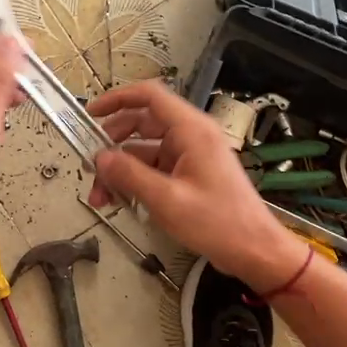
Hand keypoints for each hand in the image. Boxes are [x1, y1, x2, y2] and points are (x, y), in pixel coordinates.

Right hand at [88, 82, 307, 291]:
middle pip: (142, 124)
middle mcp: (191, 136)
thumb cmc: (218, 223)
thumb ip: (130, 175)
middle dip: (113, 143)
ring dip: (121, 168)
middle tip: (92, 166)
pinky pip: (155, 168)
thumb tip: (99, 158)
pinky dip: (136, 180)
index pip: (150, 96)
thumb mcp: (167, 200)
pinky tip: (121, 201)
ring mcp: (191, 155)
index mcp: (191, 131)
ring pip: (145, 149)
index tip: (91, 114)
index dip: (117, 99)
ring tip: (101, 195)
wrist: (255, 250)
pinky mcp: (190, 174)